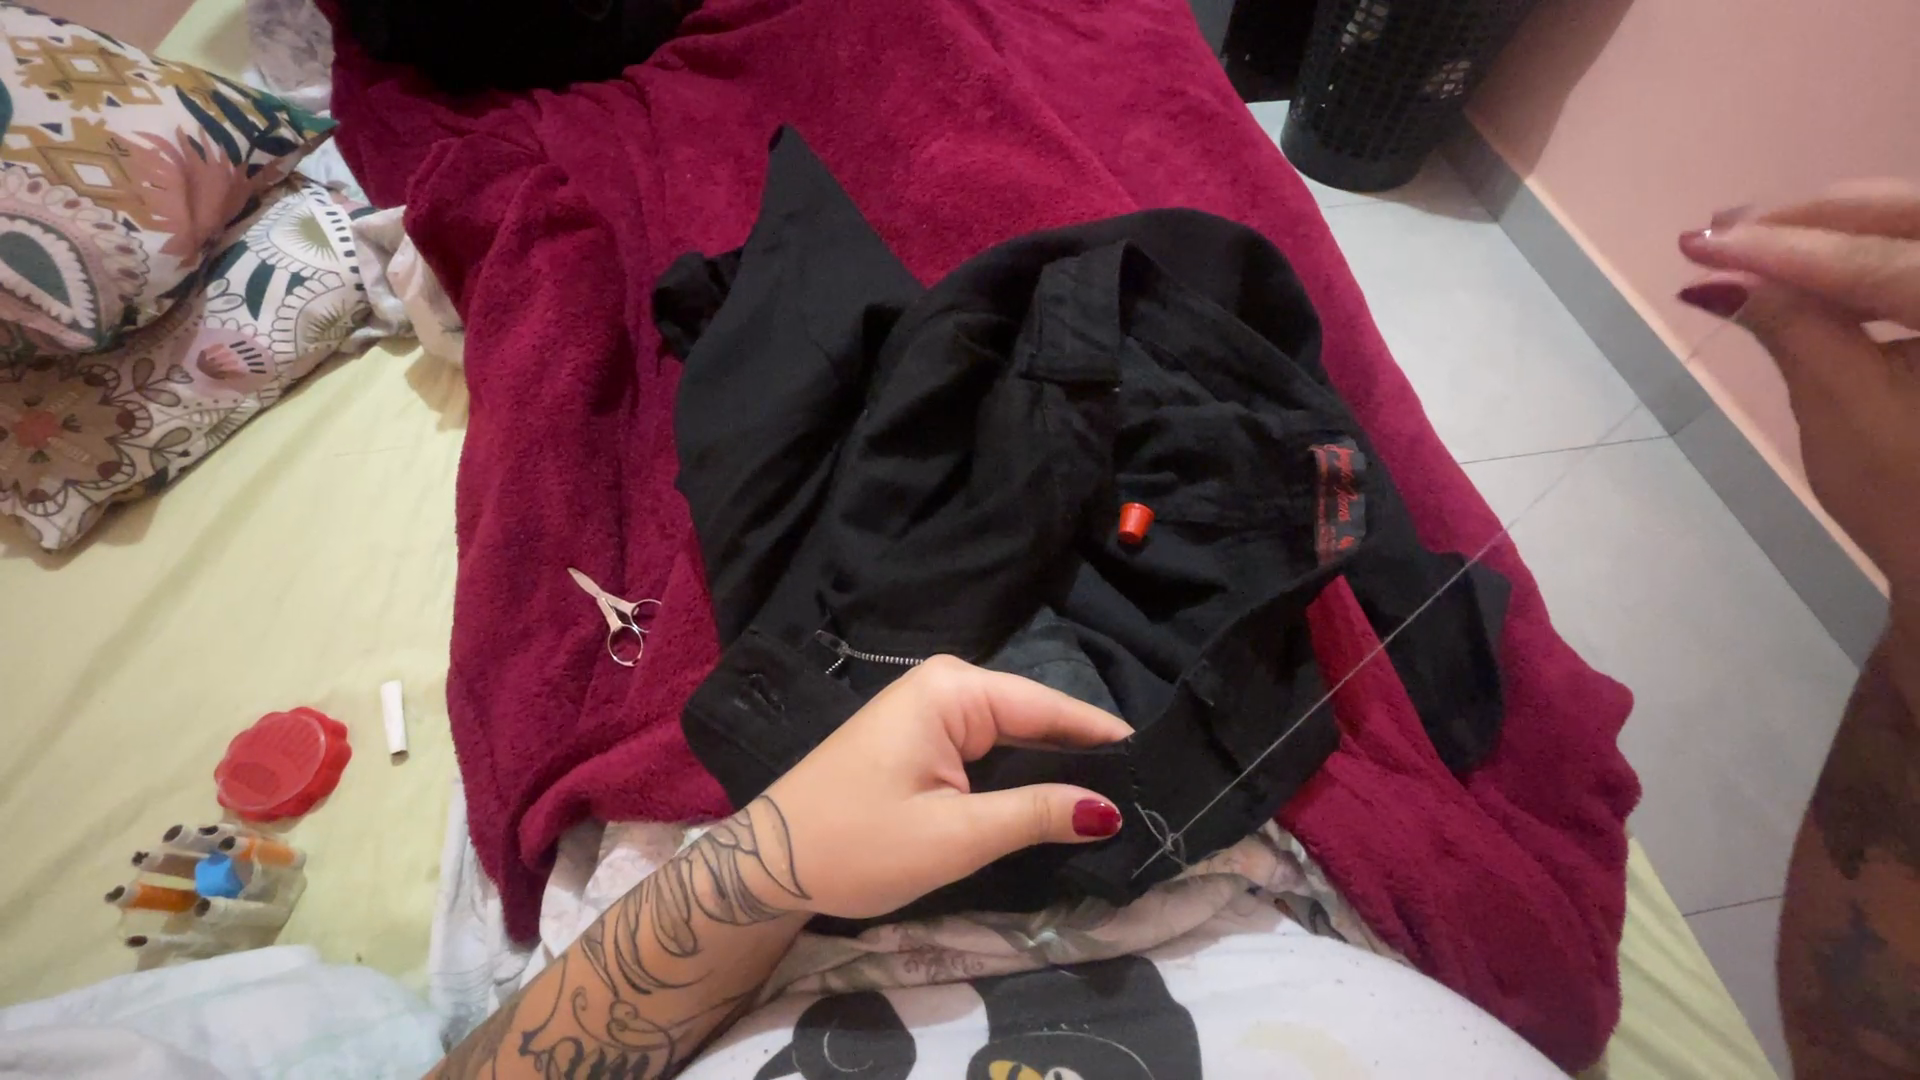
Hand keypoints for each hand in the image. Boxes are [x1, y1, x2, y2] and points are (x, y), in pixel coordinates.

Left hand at [756, 656, 1130, 919]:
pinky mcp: (924, 735)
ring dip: (1056, 766)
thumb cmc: (858, 844)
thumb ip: (1034, 814)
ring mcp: (932, 707)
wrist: (770, 862)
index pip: (1050, 707)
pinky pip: (989, 746)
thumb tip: (1108, 809)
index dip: (1105, 738)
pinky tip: (1057, 796)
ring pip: (1014, 733)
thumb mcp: (954, 835)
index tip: (1161, 764)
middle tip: (1147, 794)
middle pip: (1035, 716)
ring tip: (1118, 798)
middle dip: (1084, 755)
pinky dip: (1022, 772)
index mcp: (954, 689)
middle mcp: (947, 684)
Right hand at [1677, 180, 1919, 600]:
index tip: (1696, 244)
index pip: (1879, 263)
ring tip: (1751, 237)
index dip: (1781, 249)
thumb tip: (1715, 282)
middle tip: (1718, 229)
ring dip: (1838, 226)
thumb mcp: (1845, 409)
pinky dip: (1869, 250)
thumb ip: (1792, 329)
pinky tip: (1813, 259)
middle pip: (1918, 218)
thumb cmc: (1909, 492)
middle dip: (1815, 218)